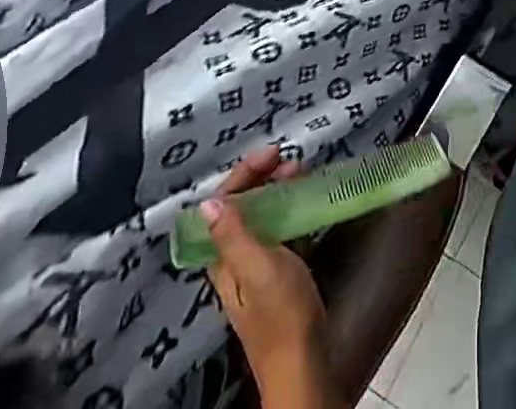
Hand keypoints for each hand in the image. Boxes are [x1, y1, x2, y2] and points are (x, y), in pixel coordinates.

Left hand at [203, 147, 326, 383]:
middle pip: (242, 208)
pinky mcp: (280, 274)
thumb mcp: (259, 269)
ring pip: (263, 218)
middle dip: (262, 179)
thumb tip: (207, 203)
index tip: (271, 153)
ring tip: (301, 173)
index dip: (244, 175)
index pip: (223, 205)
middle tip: (290, 159)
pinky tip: (308, 204)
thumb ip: (234, 236)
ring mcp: (258, 267)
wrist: (304, 362)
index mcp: (223, 259)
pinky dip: (291, 212)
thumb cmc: (282, 314)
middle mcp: (235, 260)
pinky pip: (281, 232)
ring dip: (278, 192)